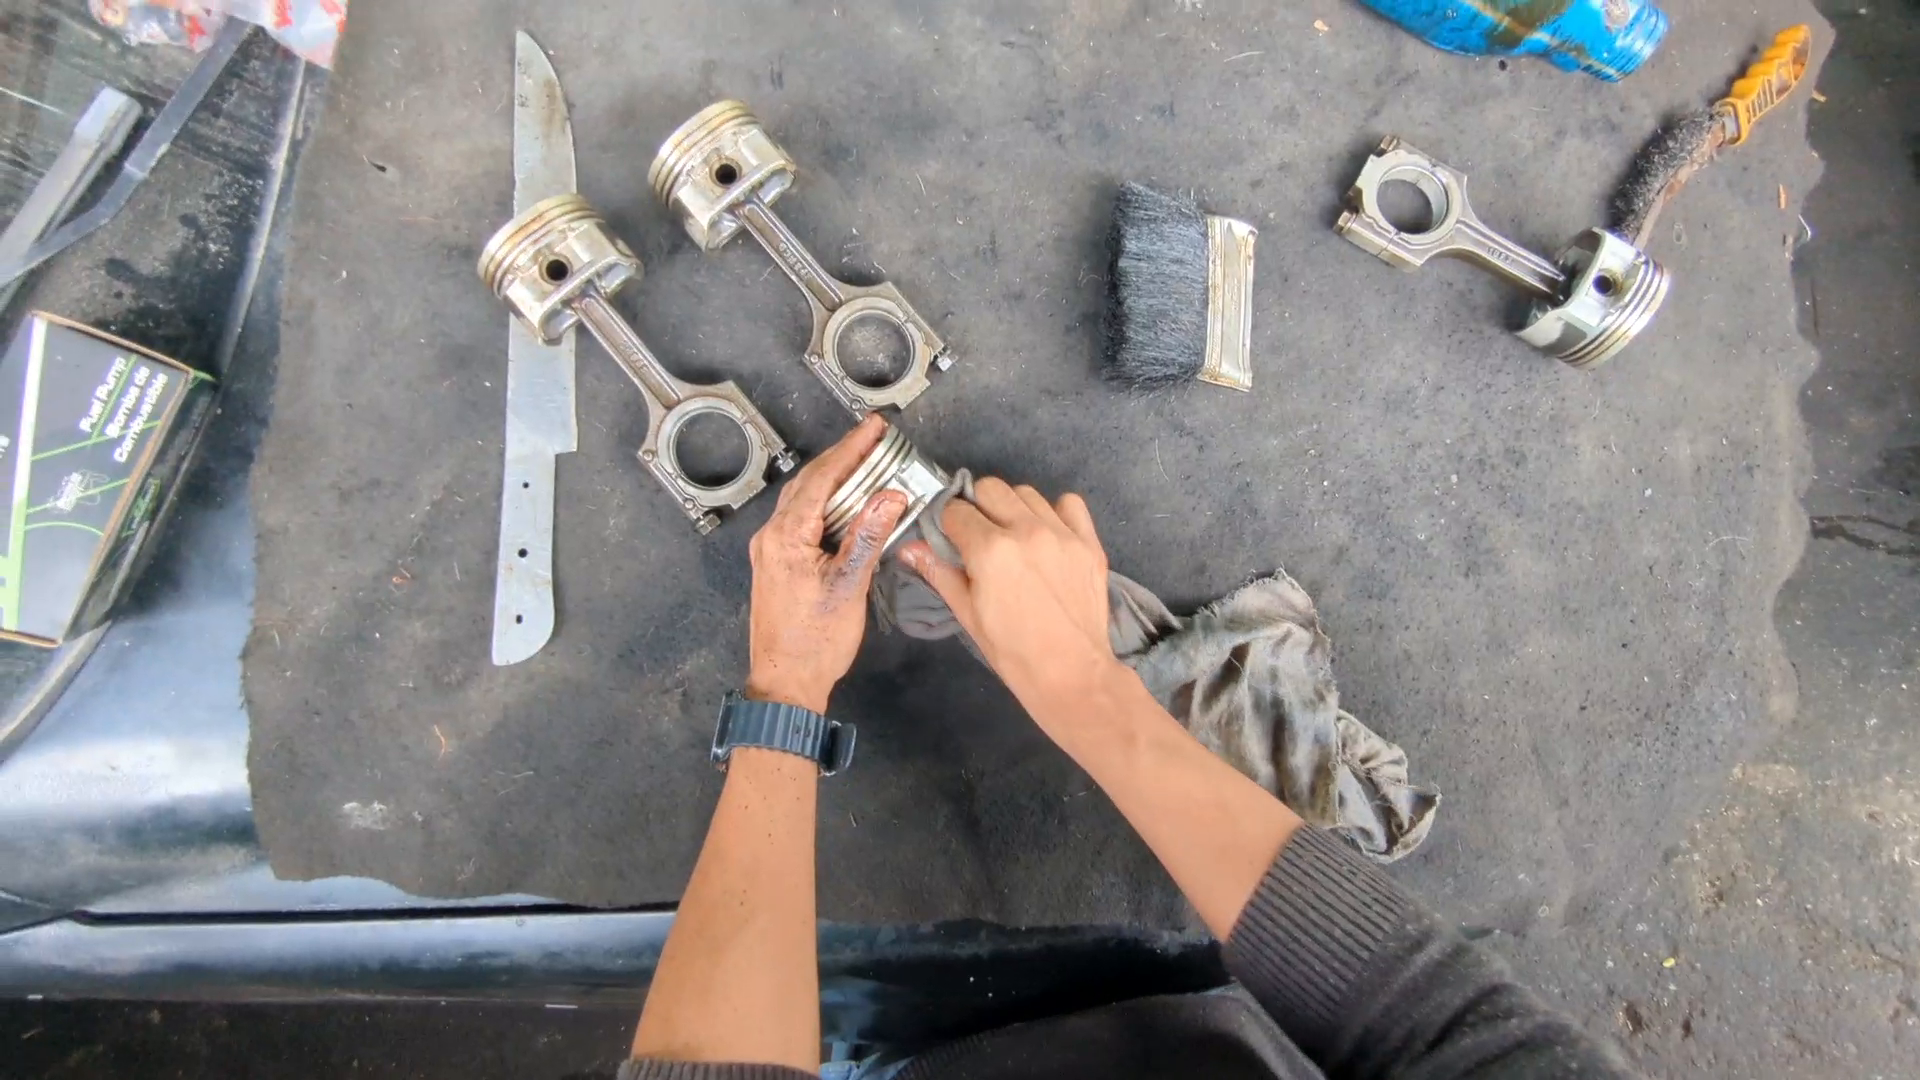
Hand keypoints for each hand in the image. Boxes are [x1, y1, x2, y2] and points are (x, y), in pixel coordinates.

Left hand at [746, 415, 905, 712]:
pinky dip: (826, 502)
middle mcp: (771, 535)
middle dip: (843, 457)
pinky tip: (847, 503)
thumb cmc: (817, 639)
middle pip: (809, 483)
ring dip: (834, 478)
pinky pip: (802, 518)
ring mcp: (770, 549)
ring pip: (804, 499)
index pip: (822, 479)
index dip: (851, 449)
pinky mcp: (776, 562)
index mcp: (786, 535)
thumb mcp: (848, 586)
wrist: (785, 682)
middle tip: (875, 439)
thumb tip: (892, 495)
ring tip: (866, 463)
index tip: (876, 427)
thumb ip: (868, 536)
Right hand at [898, 478, 1124, 722]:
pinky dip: (1055, 511)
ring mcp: (1062, 534)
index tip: (952, 538)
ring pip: (1027, 493)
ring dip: (1013, 508)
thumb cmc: (1011, 650)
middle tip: (980, 535)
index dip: (949, 523)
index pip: (956, 511)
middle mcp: (1026, 531)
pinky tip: (1048, 534)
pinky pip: (1070, 504)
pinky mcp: (1089, 542)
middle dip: (978, 506)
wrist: (1070, 673)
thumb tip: (909, 548)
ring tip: (1014, 537)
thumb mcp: (967, 614)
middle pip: (991, 488)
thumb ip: (940, 573)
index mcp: (990, 550)